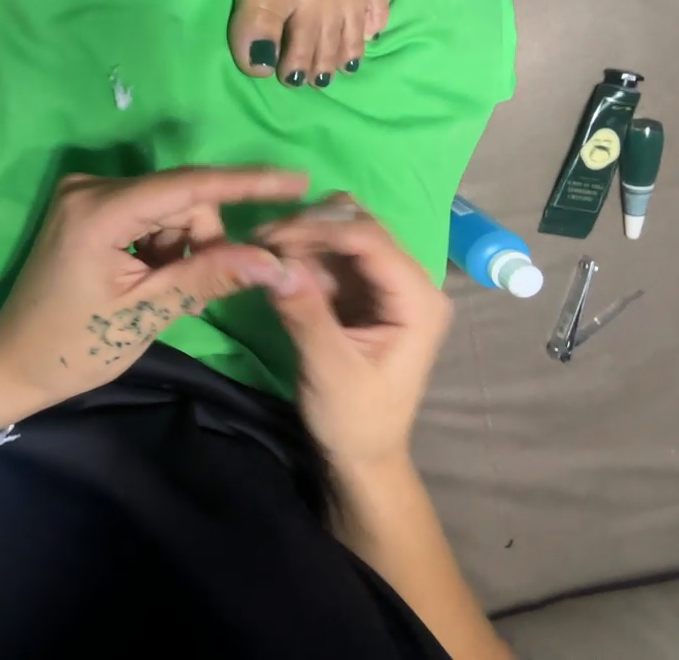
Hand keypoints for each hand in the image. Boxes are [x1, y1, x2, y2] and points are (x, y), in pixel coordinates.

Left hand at [0, 167, 309, 430]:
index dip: (246, 183)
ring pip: (168, 206)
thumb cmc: (75, 346)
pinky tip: (151, 278)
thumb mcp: (146, 315)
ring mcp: (85, 193)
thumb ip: (208, 277)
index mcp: (100, 211)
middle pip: (180, 197)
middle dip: (202, 241)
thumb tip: (273, 260)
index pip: (187, 186)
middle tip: (195, 293)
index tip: (297, 181)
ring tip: (164, 293)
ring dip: (181, 247)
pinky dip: (161, 244)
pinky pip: (147, 213)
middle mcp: (91, 187)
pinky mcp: (87, 206)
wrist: (15, 359)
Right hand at [257, 194, 452, 473]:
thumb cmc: (354, 418)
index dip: (318, 229)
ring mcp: (385, 283)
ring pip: (343, 231)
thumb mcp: (328, 370)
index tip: (268, 238)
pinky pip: (331, 251)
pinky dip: (302, 250)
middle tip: (261, 242)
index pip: (369, 239)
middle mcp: (408, 282)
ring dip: (303, 235)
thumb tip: (274, 265)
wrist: (361, 453)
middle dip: (309, 226)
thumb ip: (306, 314)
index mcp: (417, 301)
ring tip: (264, 252)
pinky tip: (277, 264)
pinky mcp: (361, 289)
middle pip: (359, 224)